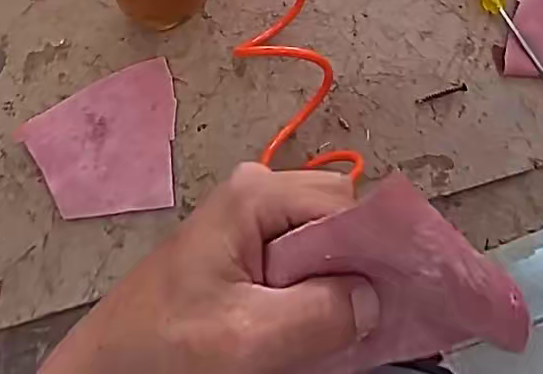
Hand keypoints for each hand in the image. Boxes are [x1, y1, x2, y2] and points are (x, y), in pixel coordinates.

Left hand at [42, 163, 378, 373]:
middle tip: (349, 317)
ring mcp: (251, 216)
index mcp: (256, 192)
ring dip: (330, 282)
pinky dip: (311, 289)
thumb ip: (317, 313)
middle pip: (334, 214)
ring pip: (321, 237)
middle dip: (346, 264)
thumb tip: (375, 298)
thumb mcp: (243, 340)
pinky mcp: (245, 244)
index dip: (365, 244)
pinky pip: (299, 256)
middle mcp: (258, 190)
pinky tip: (305, 324)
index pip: (338, 201)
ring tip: (325, 327)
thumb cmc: (159, 353)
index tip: (383, 291)